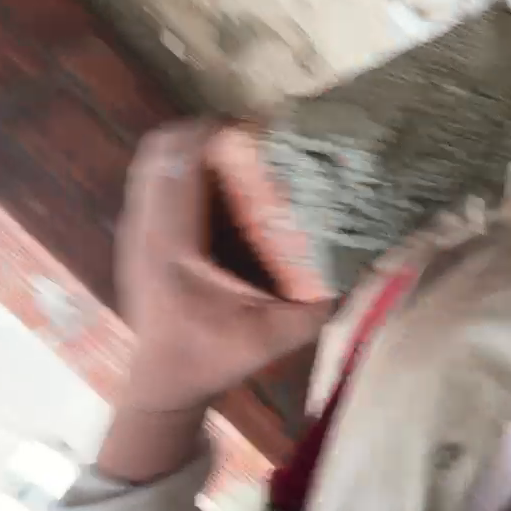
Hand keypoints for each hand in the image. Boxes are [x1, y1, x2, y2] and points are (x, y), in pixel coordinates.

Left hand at [115, 122, 333, 413]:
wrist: (164, 382)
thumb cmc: (219, 356)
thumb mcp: (280, 334)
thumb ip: (325, 298)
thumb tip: (374, 254)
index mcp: (175, 249)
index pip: (181, 164)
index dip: (220, 134)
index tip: (266, 129)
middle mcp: (147, 229)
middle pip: (163, 147)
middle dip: (210, 128)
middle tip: (258, 132)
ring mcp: (135, 227)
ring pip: (155, 155)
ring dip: (197, 140)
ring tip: (244, 143)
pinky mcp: (138, 228)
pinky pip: (156, 172)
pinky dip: (187, 158)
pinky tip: (226, 171)